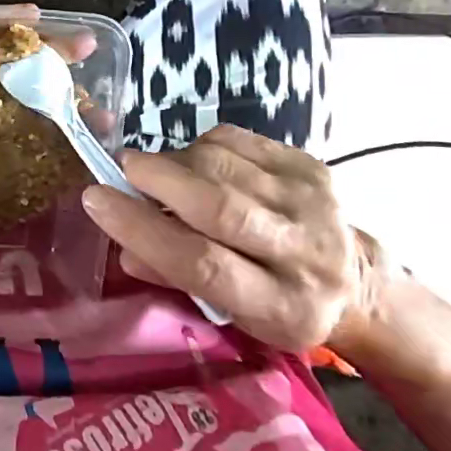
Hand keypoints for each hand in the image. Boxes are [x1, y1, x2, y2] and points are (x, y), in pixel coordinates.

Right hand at [82, 125, 391, 352]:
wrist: (353, 282)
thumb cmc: (273, 303)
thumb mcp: (225, 311)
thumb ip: (170, 275)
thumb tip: (119, 242)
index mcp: (278, 305)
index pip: (201, 262)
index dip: (141, 228)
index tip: (97, 199)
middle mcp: (302, 253)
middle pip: (217, 205)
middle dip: (157, 179)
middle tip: (123, 168)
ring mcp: (311, 204)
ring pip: (222, 165)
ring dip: (174, 160)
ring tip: (156, 170)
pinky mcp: (310, 167)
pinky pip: (235, 140)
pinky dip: (199, 145)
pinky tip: (195, 162)